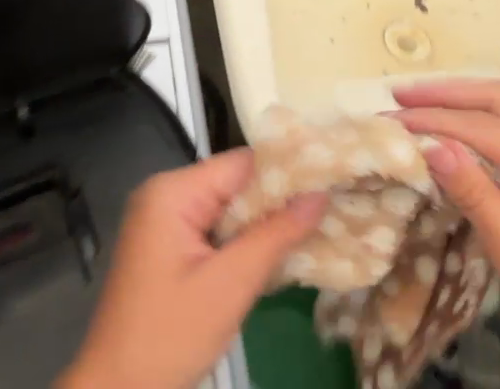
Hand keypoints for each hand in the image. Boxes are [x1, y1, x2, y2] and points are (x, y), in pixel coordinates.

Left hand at [60, 150, 327, 388]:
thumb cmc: (169, 335)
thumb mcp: (230, 284)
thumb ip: (276, 234)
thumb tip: (320, 193)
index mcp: (172, 192)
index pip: (242, 163)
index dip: (288, 171)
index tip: (332, 179)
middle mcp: (166, 195)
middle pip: (237, 183)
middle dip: (281, 200)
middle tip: (333, 208)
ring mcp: (166, 222)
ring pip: (231, 209)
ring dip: (267, 224)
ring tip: (320, 227)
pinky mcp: (171, 248)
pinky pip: (218, 231)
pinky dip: (246, 243)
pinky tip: (282, 254)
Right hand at [395, 80, 499, 388]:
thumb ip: (480, 201)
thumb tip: (434, 147)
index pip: (490, 129)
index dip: (437, 120)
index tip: (392, 120)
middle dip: (447, 93)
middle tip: (398, 97)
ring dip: (466, 97)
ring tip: (419, 101)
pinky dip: (486, 113)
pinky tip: (460, 121)